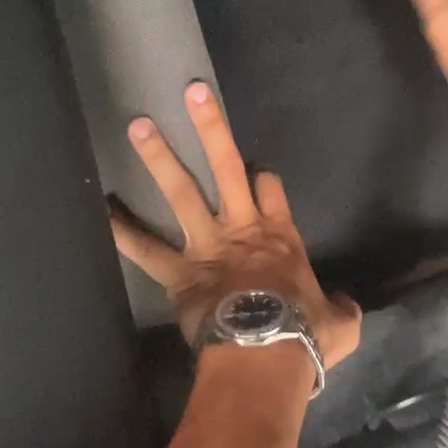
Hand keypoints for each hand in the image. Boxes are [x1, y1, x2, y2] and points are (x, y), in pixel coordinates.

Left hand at [109, 82, 360, 368]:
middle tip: (192, 93)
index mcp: (280, 235)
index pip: (270, 187)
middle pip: (227, 165)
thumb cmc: (304, 336)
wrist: (264, 354)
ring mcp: (206, 244)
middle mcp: (241, 227)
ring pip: (182, 191)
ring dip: (160, 158)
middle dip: (210, 128)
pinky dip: (124, 231)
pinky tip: (103, 208)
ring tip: (138, 126)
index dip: (263, 176)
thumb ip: (341, 308)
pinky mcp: (179, 271)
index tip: (257, 170)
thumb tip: (344, 308)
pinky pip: (146, 249)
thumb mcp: (341, 324)